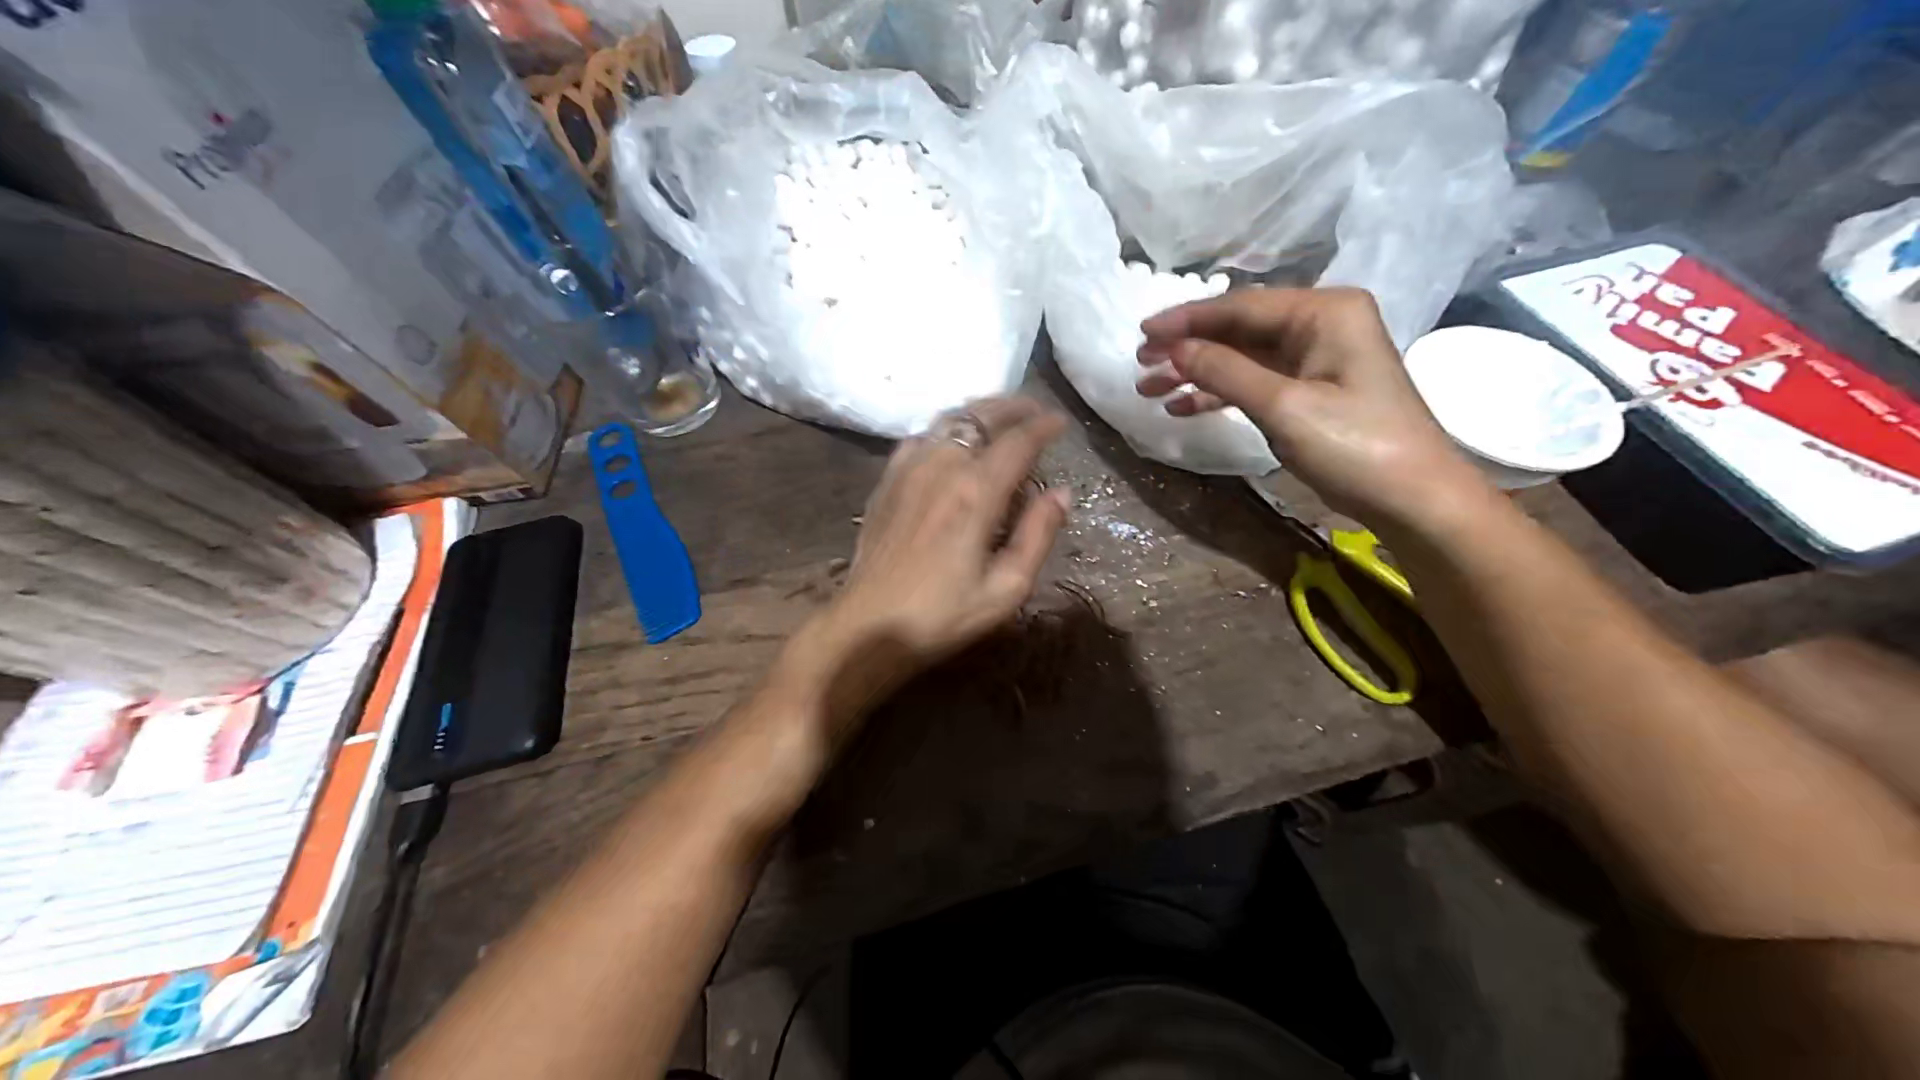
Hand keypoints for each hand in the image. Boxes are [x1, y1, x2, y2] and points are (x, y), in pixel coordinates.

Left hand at [790, 397, 1070, 721]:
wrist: (867, 625)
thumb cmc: (942, 615)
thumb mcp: (1006, 588)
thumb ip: (1038, 535)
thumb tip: (1062, 493)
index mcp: (976, 491)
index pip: (1019, 441)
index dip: (1044, 426)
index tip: (1062, 422)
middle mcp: (942, 466)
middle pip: (981, 416)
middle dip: (1013, 407)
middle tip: (1035, 411)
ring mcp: (908, 469)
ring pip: (949, 421)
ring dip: (979, 414)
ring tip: (1000, 421)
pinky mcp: (887, 481)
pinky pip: (920, 439)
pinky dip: (945, 431)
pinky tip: (951, 446)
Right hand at [1135, 286, 1489, 525]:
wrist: (1412, 497)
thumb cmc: (1355, 446)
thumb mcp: (1284, 406)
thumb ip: (1225, 371)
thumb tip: (1174, 349)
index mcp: (1324, 312)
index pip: (1241, 306)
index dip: (1186, 320)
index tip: (1141, 334)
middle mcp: (1320, 325)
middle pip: (1238, 329)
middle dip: (1187, 348)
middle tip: (1141, 365)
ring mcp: (1315, 359)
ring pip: (1241, 357)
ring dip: (1196, 373)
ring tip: (1150, 390)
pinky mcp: (1309, 391)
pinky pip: (1253, 382)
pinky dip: (1218, 393)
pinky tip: (1183, 407)